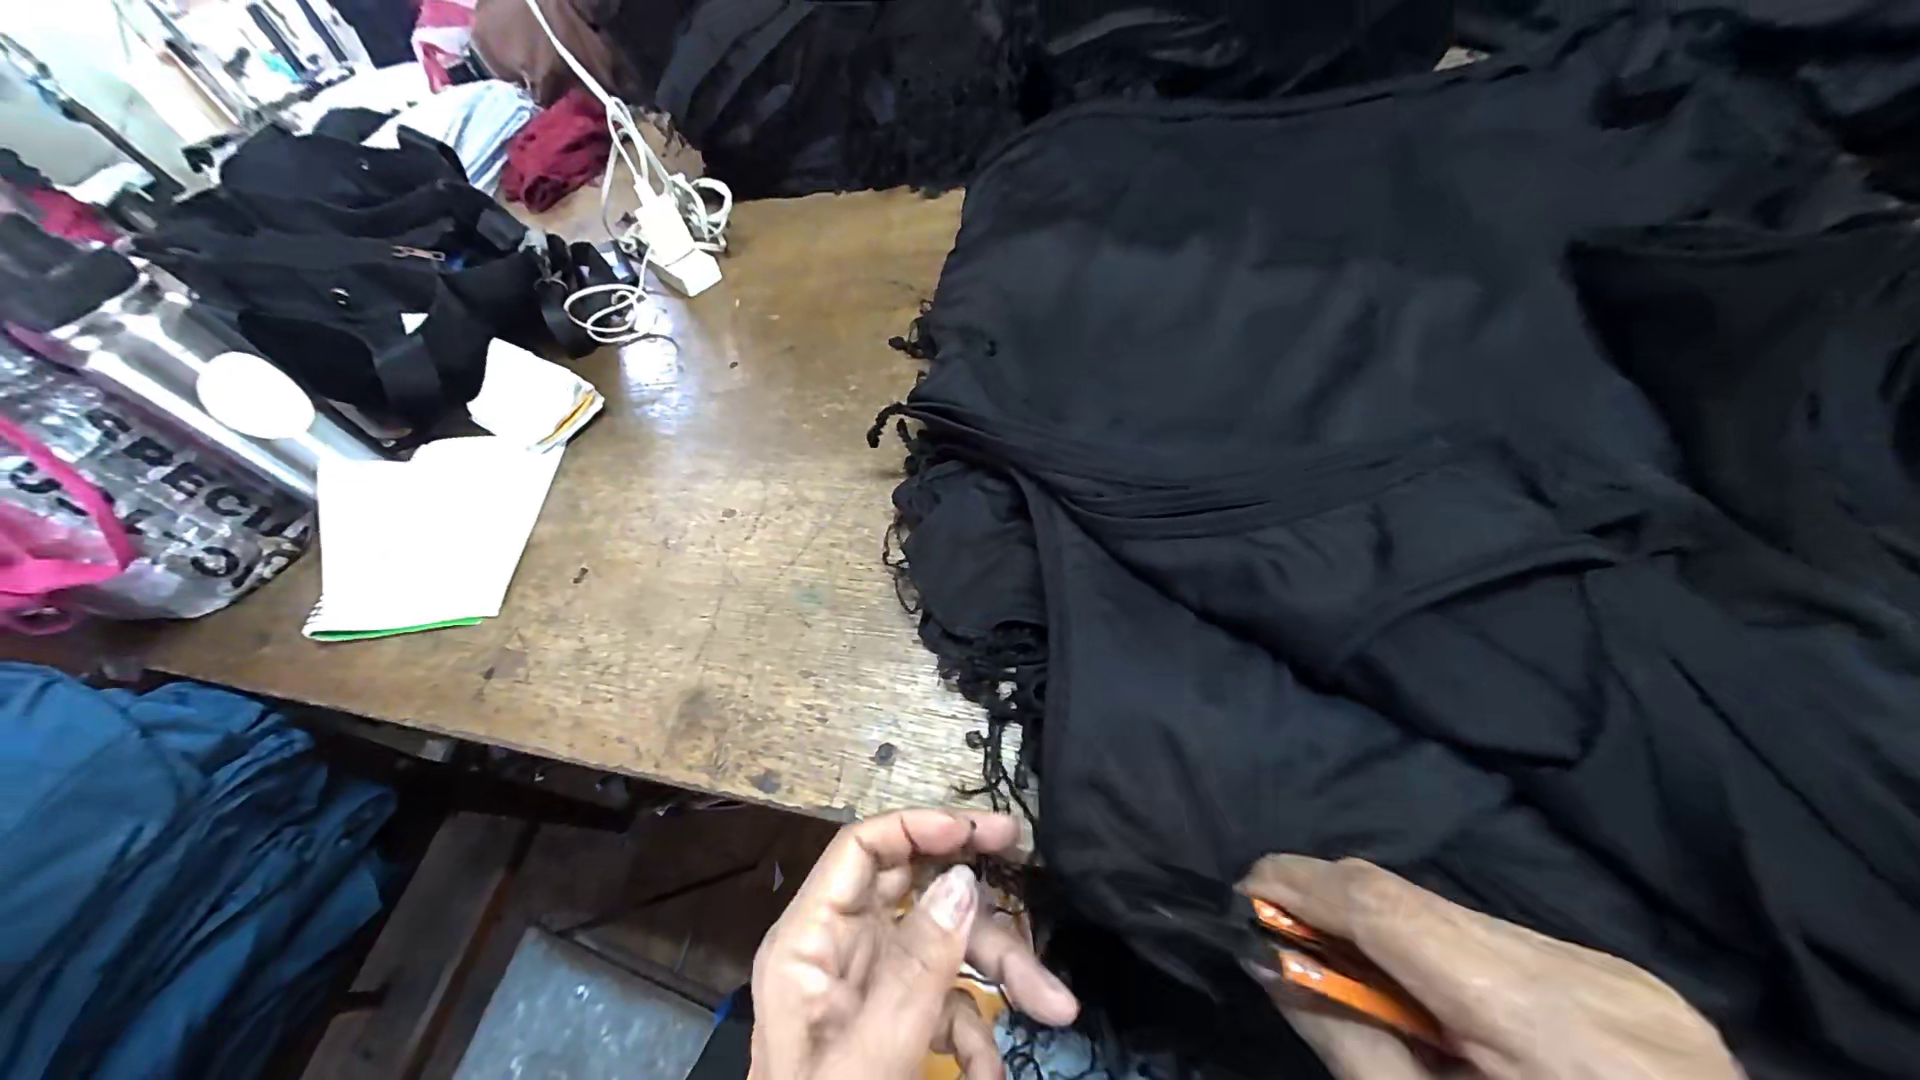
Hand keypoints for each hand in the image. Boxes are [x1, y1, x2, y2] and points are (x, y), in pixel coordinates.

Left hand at [749, 809, 1079, 1079]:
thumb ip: (916, 969)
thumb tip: (963, 881)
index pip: (861, 848)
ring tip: (1053, 1003)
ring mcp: (872, 984)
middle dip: (974, 884)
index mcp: (811, 939)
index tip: (980, 831)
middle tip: (1023, 853)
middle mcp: (842, 948)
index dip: (919, 826)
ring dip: (1000, 969)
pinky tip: (989, 1071)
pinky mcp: (898, 1021)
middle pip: (913, 886)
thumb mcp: (870, 1057)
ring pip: (943, 942)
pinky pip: (947, 999)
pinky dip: (977, 1029)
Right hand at [1239, 855, 1743, 1079]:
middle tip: (1281, 941)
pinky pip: (1494, 939)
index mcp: (1554, 1030)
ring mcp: (1620, 975)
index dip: (1300, 884)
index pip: (1387, 905)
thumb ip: (1348, 1041)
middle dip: (1330, 906)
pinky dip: (1436, 954)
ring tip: (1364, 989)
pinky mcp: (1626, 981)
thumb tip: (1267, 957)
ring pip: (1448, 913)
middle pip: (1413, 899)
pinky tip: (1439, 1009)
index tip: (1244, 894)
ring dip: (1381, 932)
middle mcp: (1591, 976)